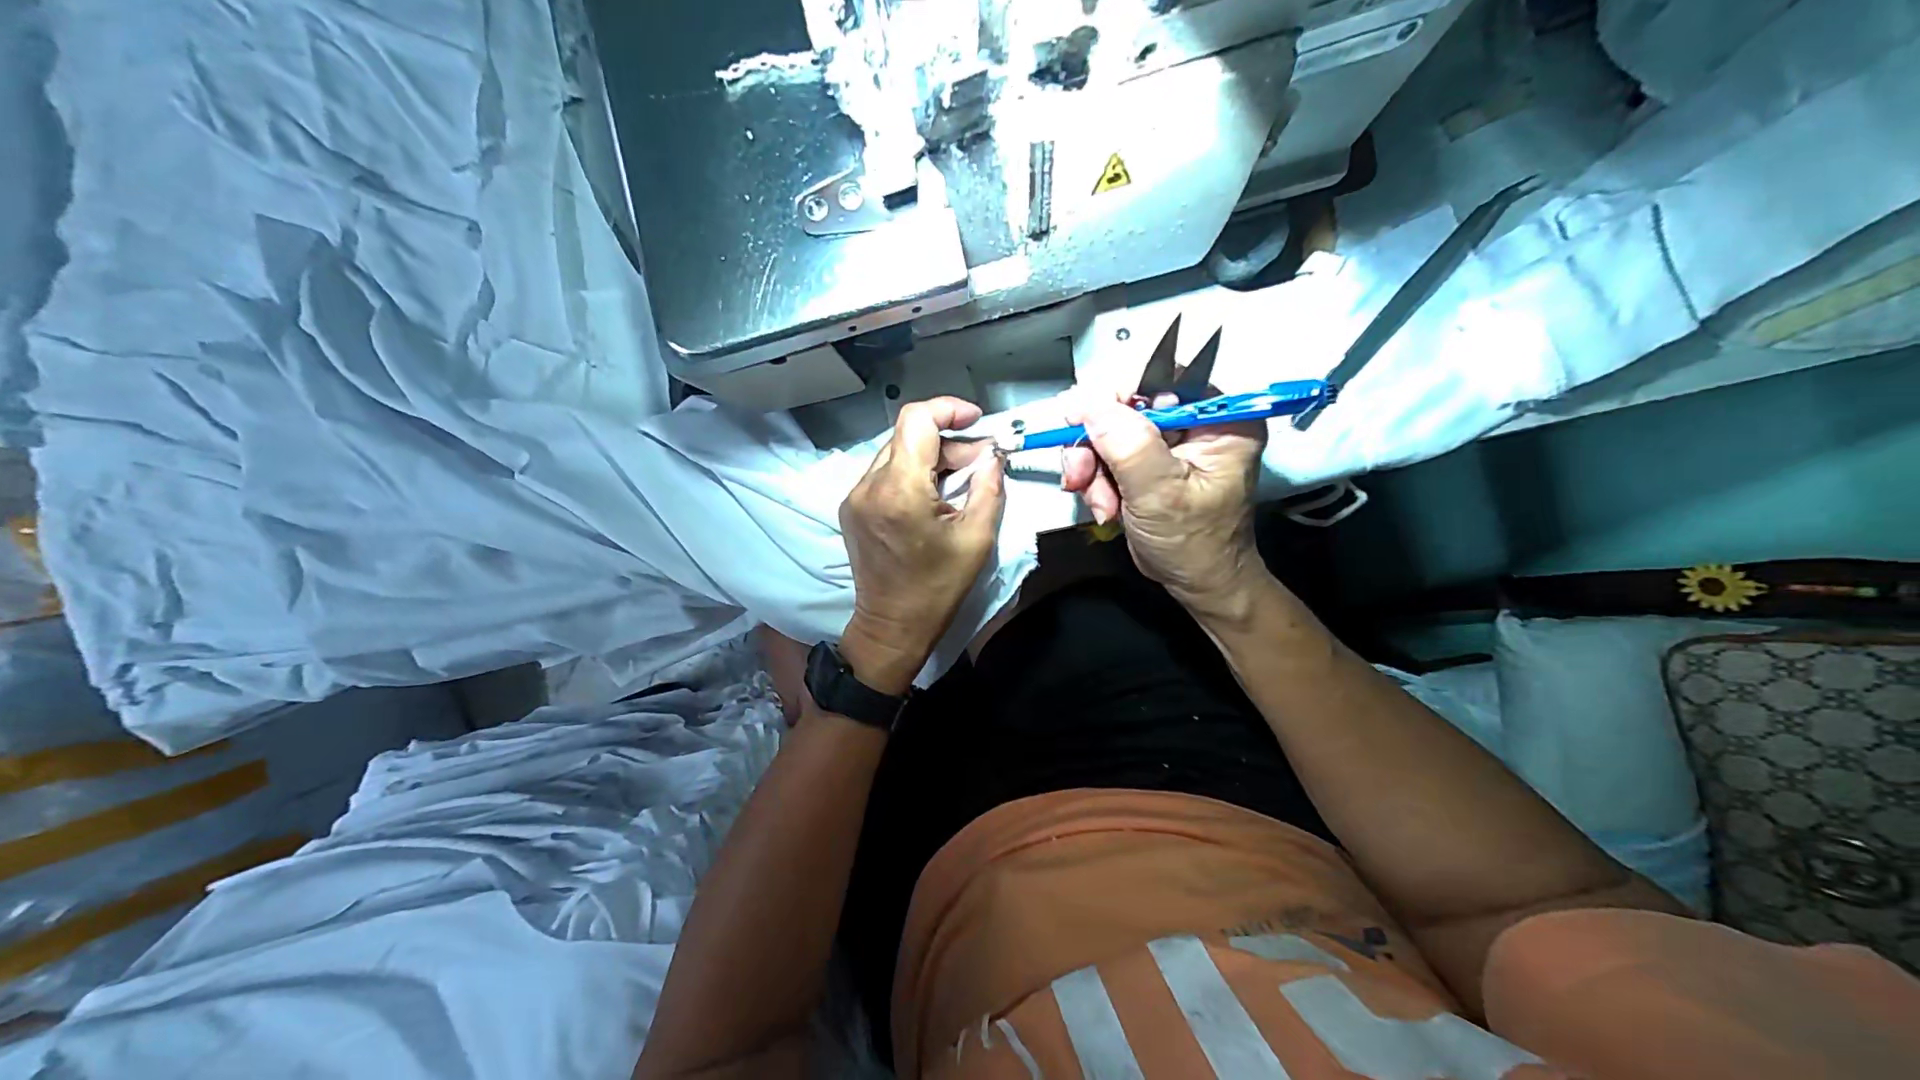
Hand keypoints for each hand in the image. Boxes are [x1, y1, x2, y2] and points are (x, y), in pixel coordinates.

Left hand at [839, 397, 1006, 695]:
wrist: (892, 625)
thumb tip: (992, 455)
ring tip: (957, 484)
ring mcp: (855, 496)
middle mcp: (869, 485)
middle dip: (948, 442)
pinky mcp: (851, 507)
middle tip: (979, 465)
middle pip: (908, 436)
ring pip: (895, 453)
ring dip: (929, 458)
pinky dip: (911, 474)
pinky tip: (931, 497)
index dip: (949, 409)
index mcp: (900, 490)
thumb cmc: (938, 588)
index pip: (917, 420)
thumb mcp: (977, 537)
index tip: (975, 420)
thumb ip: (988, 486)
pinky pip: (884, 473)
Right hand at [1061, 395, 1267, 614]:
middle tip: (1082, 473)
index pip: (1165, 375)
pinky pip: (1106, 454)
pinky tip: (1106, 507)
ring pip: (1109, 430)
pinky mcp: (1146, 462)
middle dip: (1098, 442)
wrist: (1197, 585)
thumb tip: (1091, 405)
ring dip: (1093, 468)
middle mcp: (1194, 421)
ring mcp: (1167, 442)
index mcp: (1218, 418)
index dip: (1120, 391)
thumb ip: (1128, 446)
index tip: (1084, 416)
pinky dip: (1097, 481)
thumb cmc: (1195, 545)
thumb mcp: (1161, 494)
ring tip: (1102, 502)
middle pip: (1128, 403)